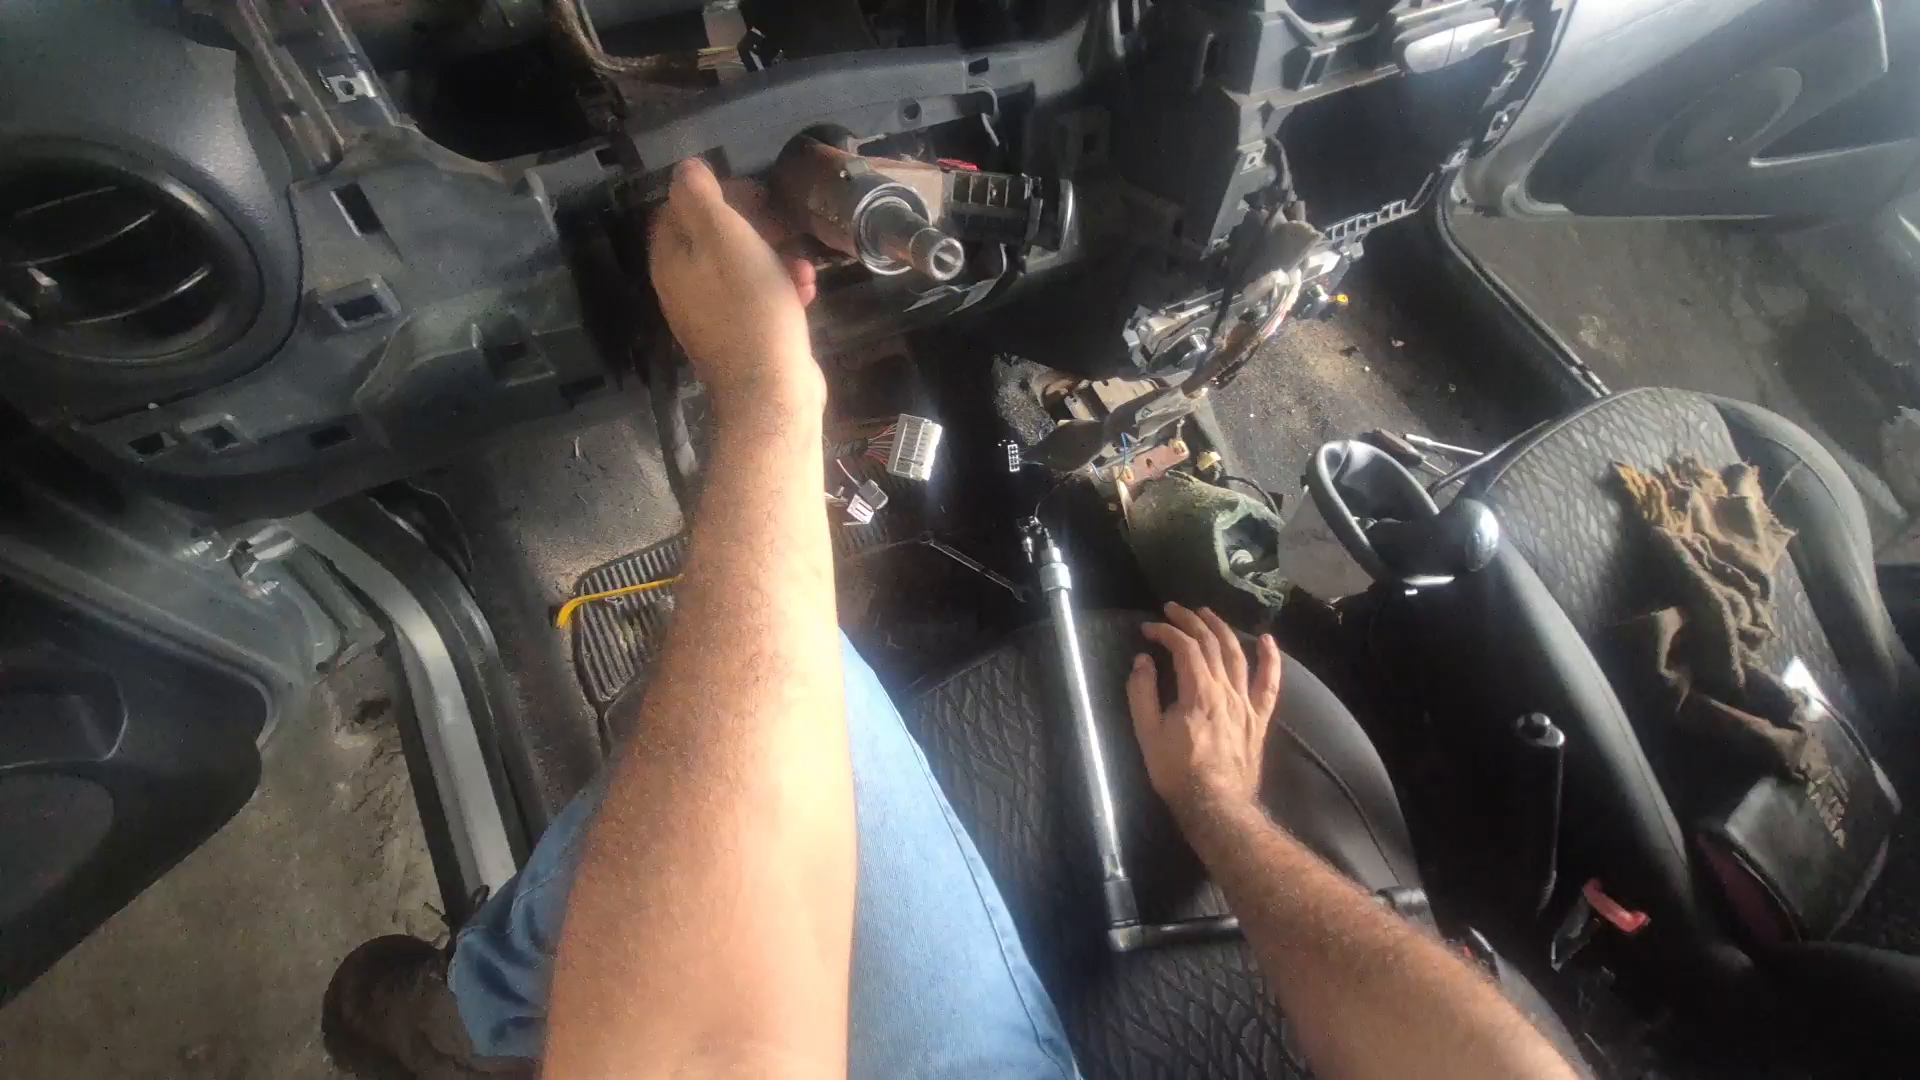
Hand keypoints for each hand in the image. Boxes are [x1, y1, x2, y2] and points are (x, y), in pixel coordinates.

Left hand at [648, 158, 821, 417]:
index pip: (681, 209)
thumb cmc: (751, 309)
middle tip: (785, 223)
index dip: (718, 193)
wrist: (771, 390)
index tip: (756, 192)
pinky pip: (756, 303)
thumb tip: (688, 169)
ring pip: (740, 272)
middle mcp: (683, 289)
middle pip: (713, 242)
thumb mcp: (726, 237)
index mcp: (671, 261)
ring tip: (803, 263)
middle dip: (753, 228)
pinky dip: (779, 291)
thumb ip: (702, 197)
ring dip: (774, 259)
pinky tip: (806, 292)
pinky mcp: (741, 341)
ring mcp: (712, 319)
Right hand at [1127, 602, 1282, 822]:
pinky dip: (1271, 659)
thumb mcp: (1147, 733)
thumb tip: (1142, 660)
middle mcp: (1226, 690)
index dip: (1165, 631)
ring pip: (1238, 654)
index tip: (1147, 629)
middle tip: (1172, 609)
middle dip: (1190, 620)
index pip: (1184, 647)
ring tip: (1206, 613)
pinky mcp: (1259, 718)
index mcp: (1198, 692)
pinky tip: (1267, 640)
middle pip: (1211, 644)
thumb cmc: (1177, 771)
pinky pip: (1270, 684)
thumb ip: (1142, 692)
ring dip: (1221, 628)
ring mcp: (1246, 703)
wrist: (1216, 806)